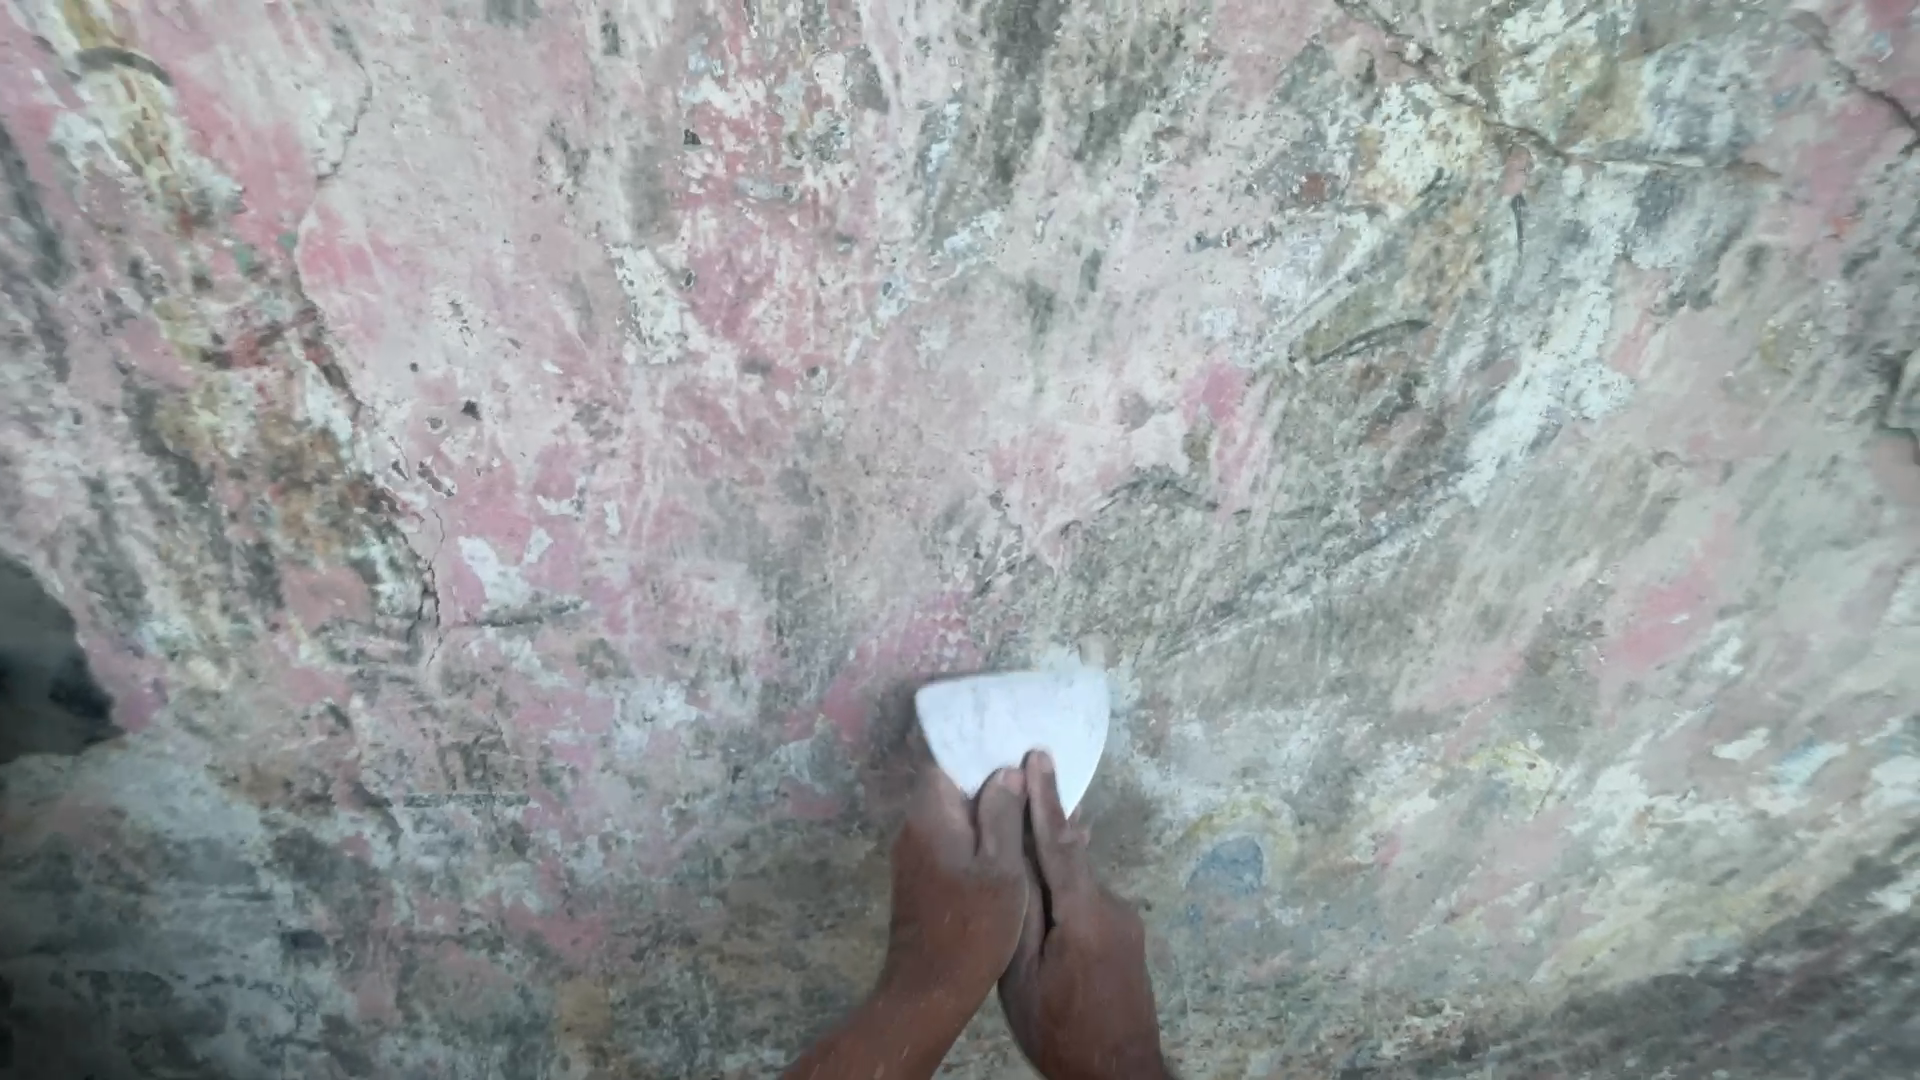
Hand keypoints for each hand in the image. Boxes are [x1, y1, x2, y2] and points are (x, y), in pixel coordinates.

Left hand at [878, 765, 1029, 1015]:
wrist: (928, 991)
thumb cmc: (972, 927)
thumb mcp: (1001, 868)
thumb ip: (1003, 815)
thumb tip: (1007, 772)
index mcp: (930, 814)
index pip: (948, 761)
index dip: (981, 753)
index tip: (1014, 752)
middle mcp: (914, 825)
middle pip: (953, 788)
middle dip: (992, 784)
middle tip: (1034, 784)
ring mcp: (914, 852)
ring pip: (955, 817)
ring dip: (988, 814)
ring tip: (1032, 814)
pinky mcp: (920, 876)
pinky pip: (951, 841)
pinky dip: (978, 838)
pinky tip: (1012, 849)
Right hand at [999, 752, 1168, 1079]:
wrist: (1120, 1075)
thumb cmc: (1059, 1028)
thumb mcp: (1022, 976)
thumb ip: (1023, 911)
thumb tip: (1019, 856)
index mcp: (1083, 912)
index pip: (1059, 841)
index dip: (1045, 796)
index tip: (1037, 756)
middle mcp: (1111, 904)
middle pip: (1068, 854)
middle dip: (1039, 823)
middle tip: (1015, 784)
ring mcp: (1124, 918)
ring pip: (1076, 877)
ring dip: (1049, 862)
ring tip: (1018, 847)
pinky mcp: (1126, 932)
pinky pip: (1087, 895)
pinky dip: (1063, 885)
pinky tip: (1044, 898)